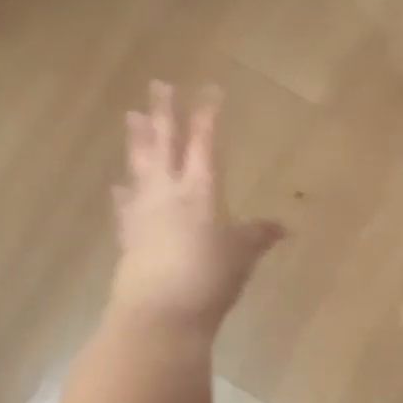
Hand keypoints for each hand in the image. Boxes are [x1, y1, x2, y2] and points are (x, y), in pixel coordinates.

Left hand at [108, 82, 282, 330]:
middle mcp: (167, 193)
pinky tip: (120, 184)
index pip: (204, 142)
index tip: (210, 89)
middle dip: (164, 113)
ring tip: (133, 116)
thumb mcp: (241, 257)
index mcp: (199, 191)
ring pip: (139, 166)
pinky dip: (125, 191)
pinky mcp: (128, 236)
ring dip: (138, 140)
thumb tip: (282, 227)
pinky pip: (125, 204)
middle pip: (164, 144)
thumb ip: (258, 237)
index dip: (208, 115)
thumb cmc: (207, 281)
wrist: (158, 316)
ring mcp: (142, 213)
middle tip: (159, 85)